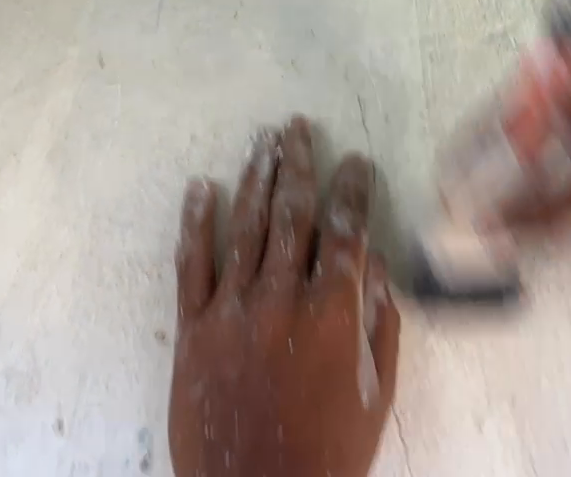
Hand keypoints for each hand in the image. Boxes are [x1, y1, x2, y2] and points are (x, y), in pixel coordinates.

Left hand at [169, 117, 400, 476]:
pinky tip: (199, 187)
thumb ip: (379, 324)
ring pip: (245, 226)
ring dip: (255, 177)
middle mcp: (280, 298)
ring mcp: (232, 309)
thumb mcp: (374, 394)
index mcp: (330, 314)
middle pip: (291, 214)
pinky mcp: (193, 327)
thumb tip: (376, 262)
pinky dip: (195, 223)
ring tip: (263, 139)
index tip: (356, 159)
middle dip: (298, 164)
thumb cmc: (328, 452)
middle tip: (297, 127)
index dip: (352, 189)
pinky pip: (191, 265)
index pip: (345, 231)